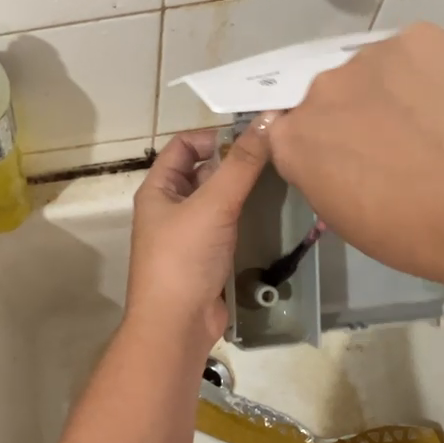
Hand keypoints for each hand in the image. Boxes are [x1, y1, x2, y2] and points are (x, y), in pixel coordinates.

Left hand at [126, 125, 270, 353]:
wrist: (177, 324)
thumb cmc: (183, 259)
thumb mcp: (212, 205)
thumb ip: (242, 164)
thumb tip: (268, 119)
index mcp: (158, 189)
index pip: (183, 146)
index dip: (214, 135)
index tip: (253, 136)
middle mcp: (170, 207)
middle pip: (205, 171)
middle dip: (236, 161)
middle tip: (278, 155)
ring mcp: (189, 233)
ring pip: (219, 199)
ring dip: (246, 189)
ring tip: (285, 178)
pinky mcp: (208, 256)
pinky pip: (229, 225)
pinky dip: (248, 216)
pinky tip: (276, 212)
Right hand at [267, 23, 443, 284]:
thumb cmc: (412, 230)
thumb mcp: (344, 218)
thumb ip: (324, 176)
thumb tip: (341, 160)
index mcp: (292, 141)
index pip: (291, 131)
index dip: (323, 144)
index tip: (347, 158)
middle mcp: (319, 91)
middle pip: (331, 96)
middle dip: (356, 113)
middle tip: (397, 141)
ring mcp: (370, 58)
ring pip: (376, 70)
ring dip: (394, 88)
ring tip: (436, 119)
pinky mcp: (422, 37)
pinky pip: (419, 51)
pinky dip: (434, 70)